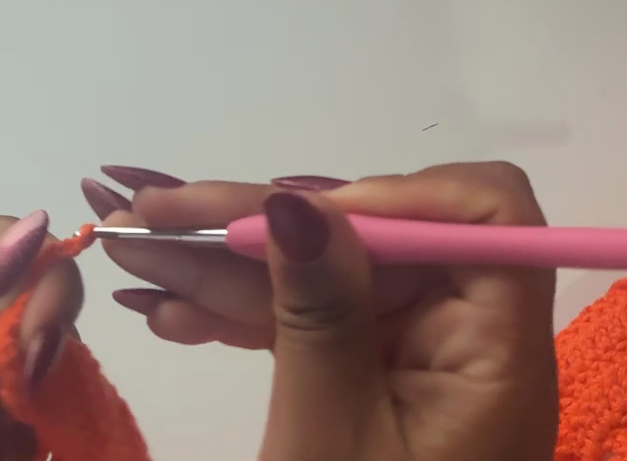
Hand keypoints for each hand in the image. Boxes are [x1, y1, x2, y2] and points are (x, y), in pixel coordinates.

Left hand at [0, 212, 83, 460]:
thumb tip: (34, 230)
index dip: (32, 269)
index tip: (40, 338)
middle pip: (16, 309)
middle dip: (47, 341)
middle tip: (39, 405)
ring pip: (25, 378)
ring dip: (55, 400)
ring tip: (55, 439)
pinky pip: (8, 441)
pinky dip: (39, 443)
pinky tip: (49, 450)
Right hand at [87, 163, 559, 460]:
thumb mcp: (330, 444)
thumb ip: (319, 313)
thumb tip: (296, 199)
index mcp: (493, 347)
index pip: (489, 213)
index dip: (406, 191)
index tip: (309, 211)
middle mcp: (460, 330)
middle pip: (373, 232)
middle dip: (262, 221)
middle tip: (157, 209)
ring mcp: (408, 347)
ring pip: (322, 270)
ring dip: (227, 263)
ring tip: (133, 245)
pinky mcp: (365, 365)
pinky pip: (305, 315)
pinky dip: (238, 311)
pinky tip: (166, 308)